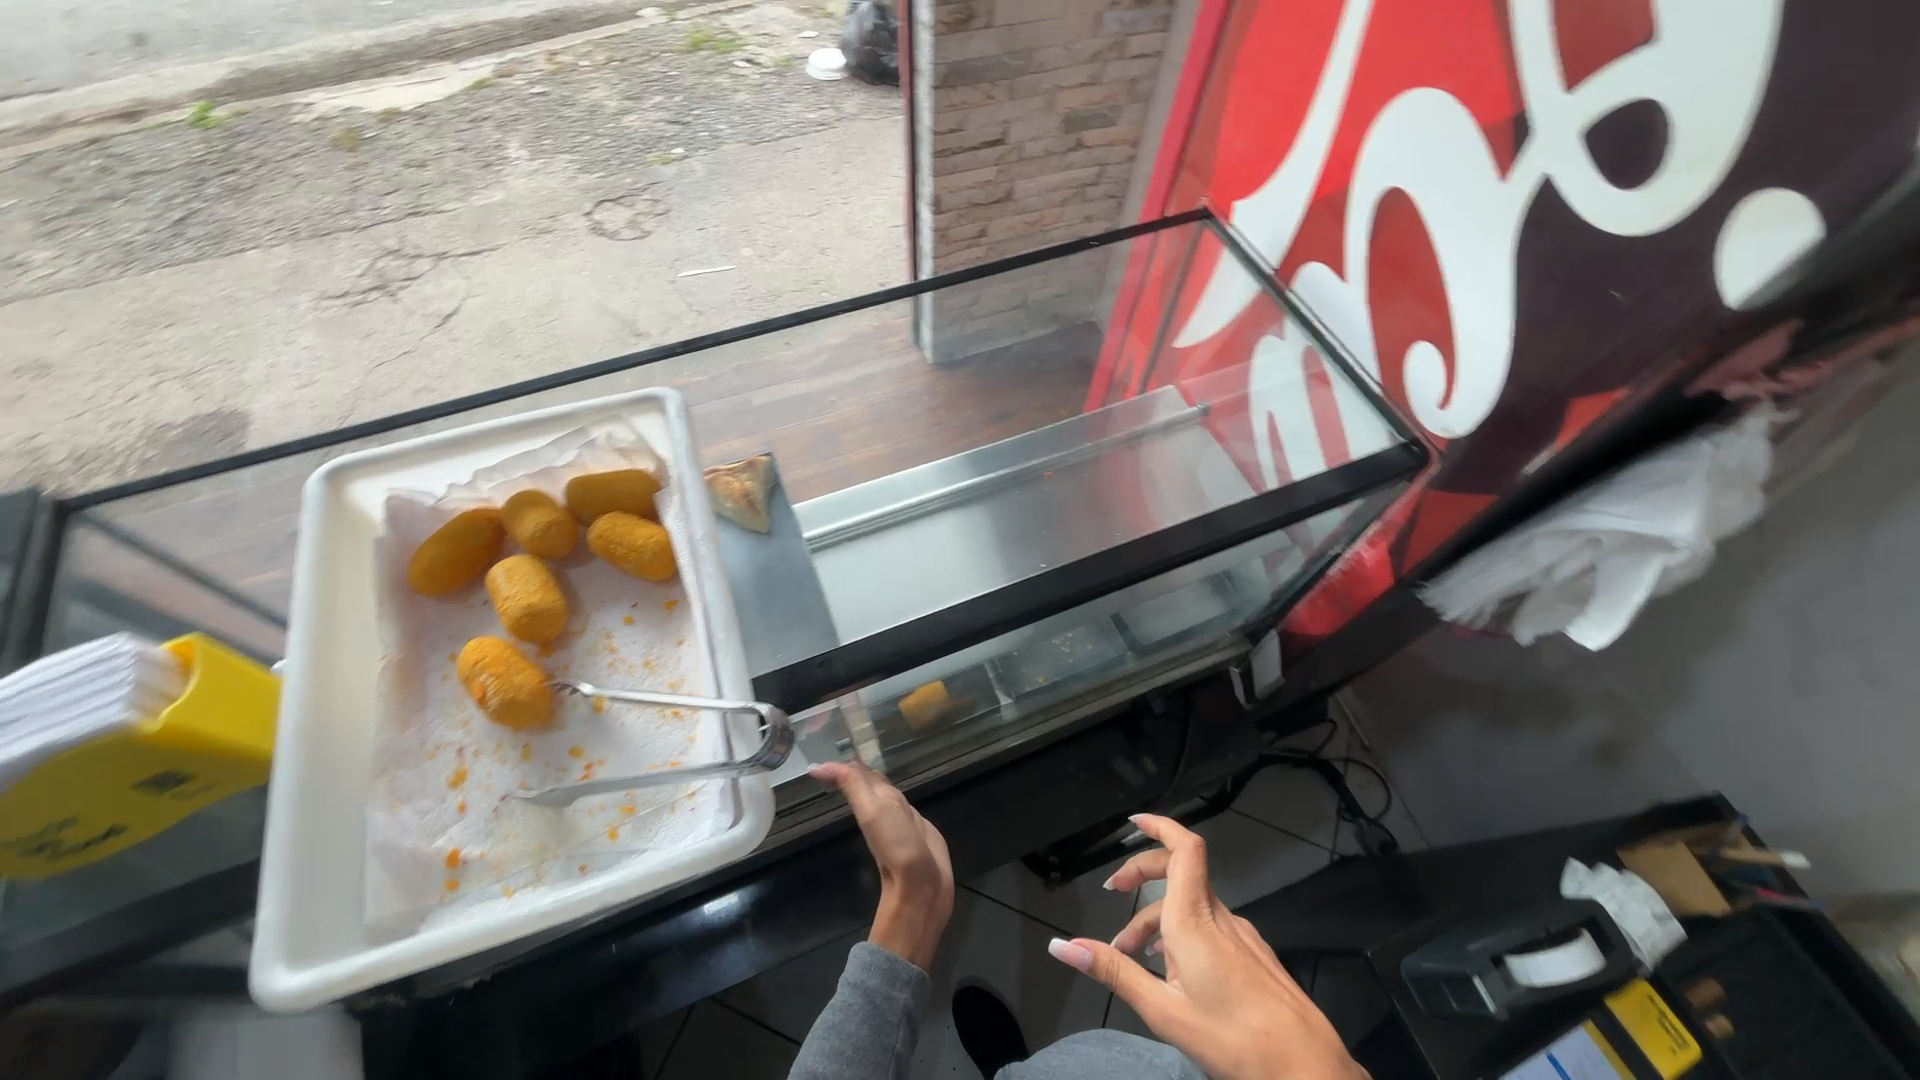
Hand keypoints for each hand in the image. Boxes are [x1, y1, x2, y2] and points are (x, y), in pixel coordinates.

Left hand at [812, 761, 953, 970]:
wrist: (922, 886)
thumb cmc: (895, 845)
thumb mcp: (871, 811)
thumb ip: (851, 785)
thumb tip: (816, 767)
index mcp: (869, 803)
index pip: (853, 776)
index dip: (843, 762)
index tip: (831, 747)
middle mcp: (882, 809)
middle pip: (869, 783)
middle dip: (859, 767)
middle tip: (850, 747)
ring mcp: (900, 820)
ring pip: (886, 792)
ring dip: (877, 779)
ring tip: (869, 762)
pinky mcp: (918, 829)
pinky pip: (904, 804)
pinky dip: (897, 793)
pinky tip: (895, 790)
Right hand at [1046, 814, 1366, 1079]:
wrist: (1309, 1072)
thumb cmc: (1233, 1039)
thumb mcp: (1163, 1011)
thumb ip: (1113, 972)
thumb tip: (1060, 946)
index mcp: (1194, 919)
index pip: (1183, 848)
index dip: (1160, 825)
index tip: (1133, 823)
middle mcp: (1220, 916)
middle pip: (1179, 870)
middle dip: (1142, 873)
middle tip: (1112, 893)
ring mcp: (1242, 934)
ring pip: (1192, 904)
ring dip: (1156, 916)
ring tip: (1131, 954)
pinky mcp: (1254, 954)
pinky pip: (1210, 924)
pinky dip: (1181, 930)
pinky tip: (1172, 968)